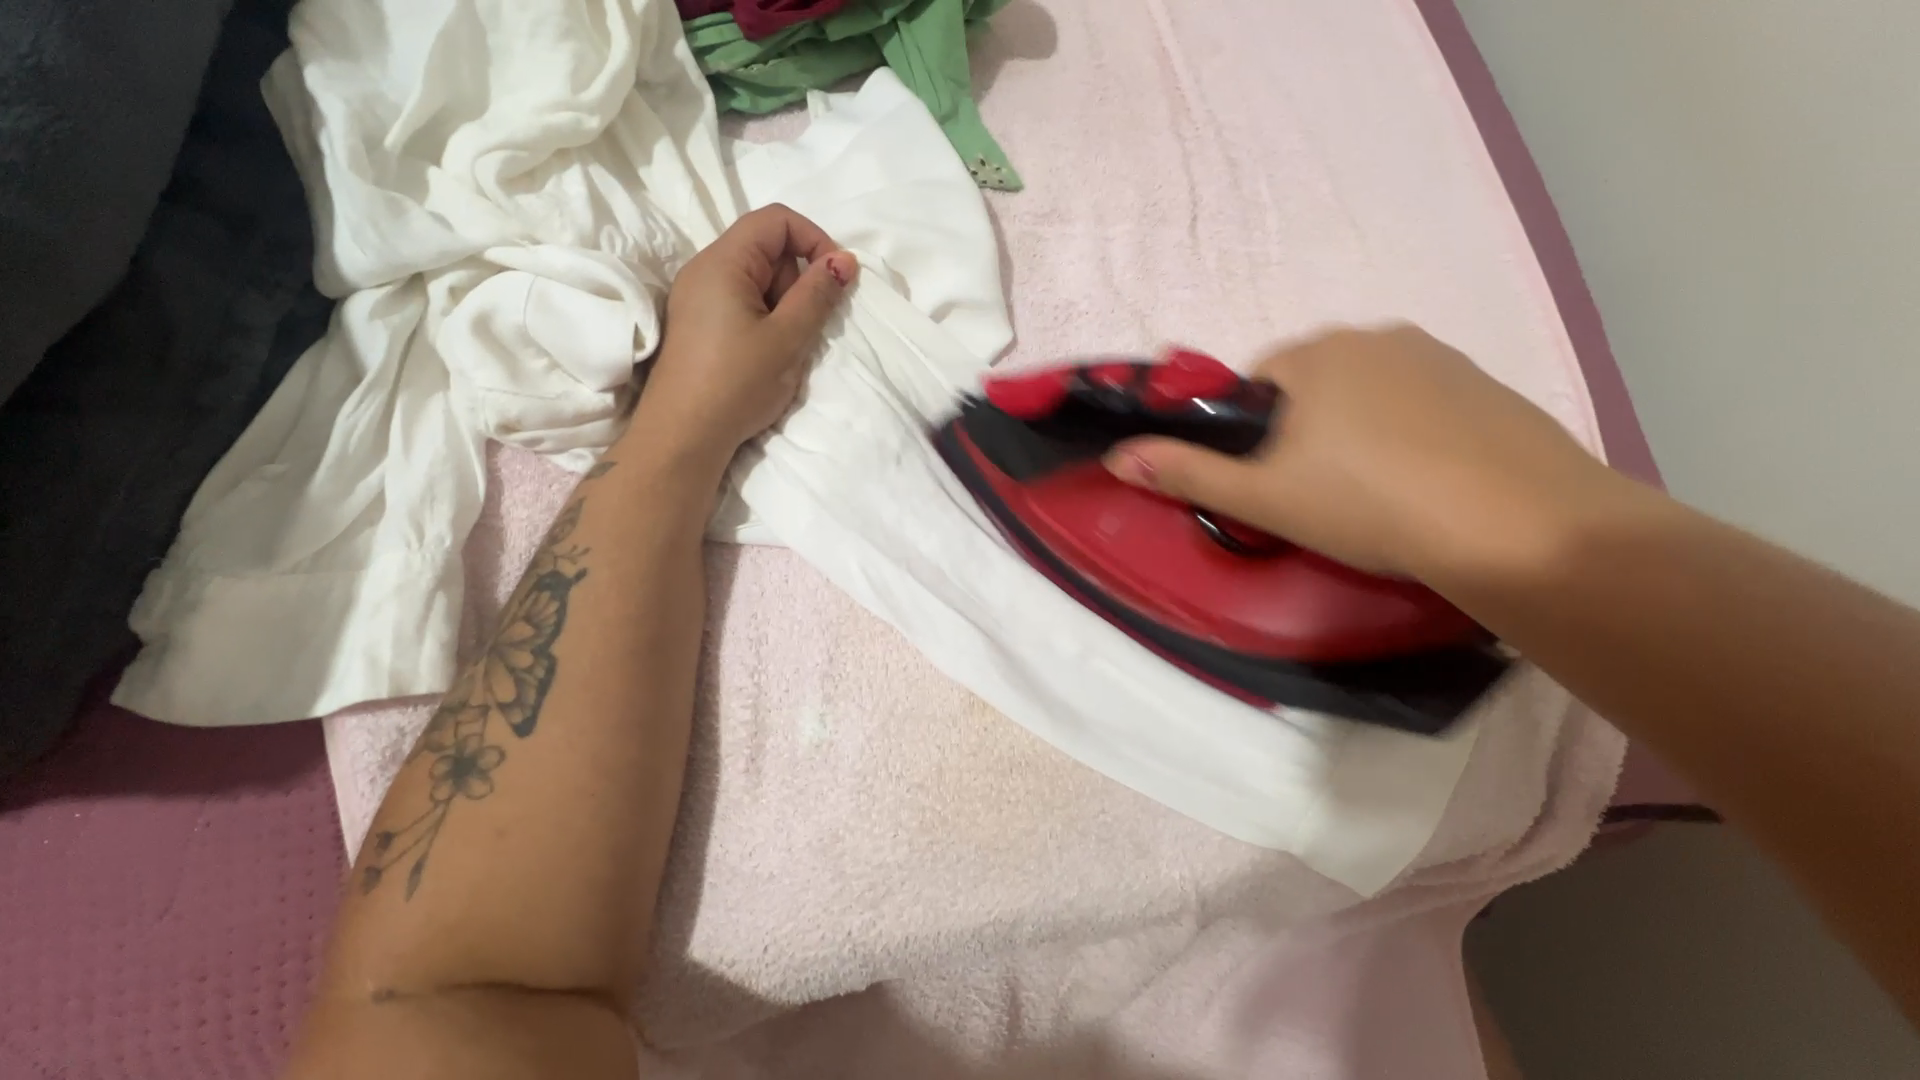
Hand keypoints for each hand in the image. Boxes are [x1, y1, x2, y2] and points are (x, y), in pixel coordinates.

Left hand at [638, 204, 858, 468]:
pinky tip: (764, 356)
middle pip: (766, 248)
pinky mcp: (697, 323)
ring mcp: (697, 297)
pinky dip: (764, 320)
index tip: (836, 279)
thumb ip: (818, 294)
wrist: (683, 436)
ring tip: (782, 349)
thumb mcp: (788, 339)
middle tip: (800, 327)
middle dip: (796, 280)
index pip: (776, 219)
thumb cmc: (737, 384)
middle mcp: (704, 269)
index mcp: (723, 262)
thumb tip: (844, 260)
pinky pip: (741, 303)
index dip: (814, 239)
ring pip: (757, 279)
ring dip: (782, 305)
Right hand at [1104, 325, 1636, 583]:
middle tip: (1324, 496)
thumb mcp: (1266, 498)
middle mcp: (1376, 335)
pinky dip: (1411, 434)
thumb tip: (1118, 456)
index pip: (1259, 381)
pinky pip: (1422, 403)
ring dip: (1359, 431)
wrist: (1518, 525)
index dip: (1256, 434)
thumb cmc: (1371, 504)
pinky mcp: (1487, 384)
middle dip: (1307, 431)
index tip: (1277, 482)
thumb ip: (1188, 473)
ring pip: (1369, 393)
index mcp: (1318, 353)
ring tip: (1379, 495)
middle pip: (1314, 383)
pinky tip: (1427, 484)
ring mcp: (1440, 355)